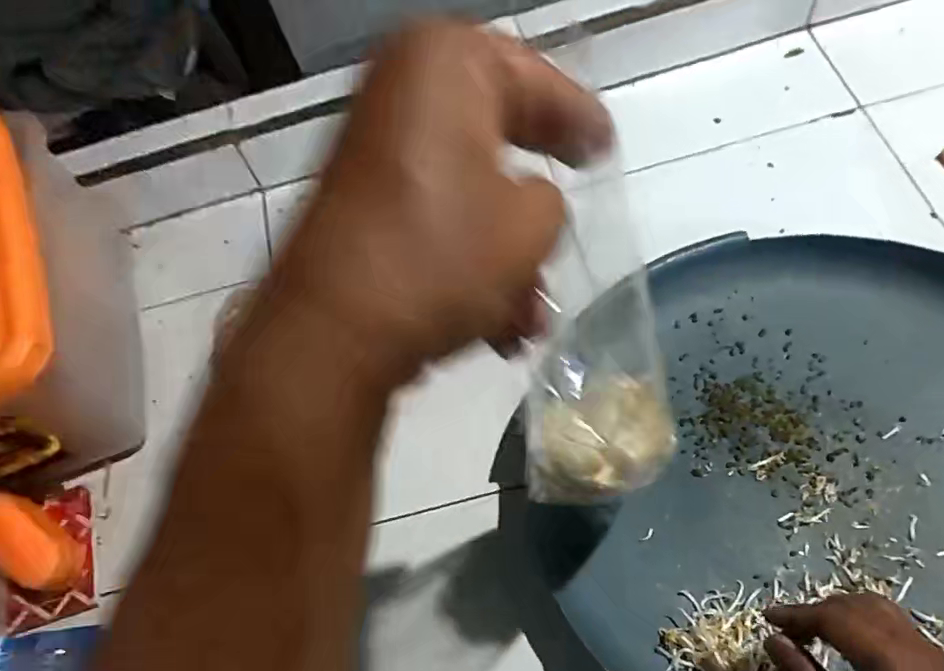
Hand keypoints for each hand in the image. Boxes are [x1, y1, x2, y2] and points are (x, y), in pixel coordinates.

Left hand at [263, 21, 611, 389]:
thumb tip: (531, 207)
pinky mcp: (364, 219)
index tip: (604, 147)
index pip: (536, 81)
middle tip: (568, 229)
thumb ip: (552, 204)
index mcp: (447, 66)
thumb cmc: (440, 259)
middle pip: (499, 149)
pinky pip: (436, 233)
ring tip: (533, 319)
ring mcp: (378, 161)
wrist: (338, 330)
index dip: (579, 120)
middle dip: (538, 213)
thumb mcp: (529, 228)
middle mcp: (404, 99)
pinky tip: (498, 330)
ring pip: (470, 205)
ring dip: (509, 265)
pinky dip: (470, 274)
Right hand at [764, 594, 943, 670]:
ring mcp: (925, 647)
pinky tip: (846, 640)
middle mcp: (908, 642)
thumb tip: (773, 641)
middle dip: (816, 610)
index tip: (767, 618)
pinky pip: (893, 619)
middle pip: (854, 605)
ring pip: (876, 606)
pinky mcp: (932, 656)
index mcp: (883, 659)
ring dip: (840, 610)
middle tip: (786, 628)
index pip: (832, 617)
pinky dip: (863, 618)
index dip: (796, 614)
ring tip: (813, 629)